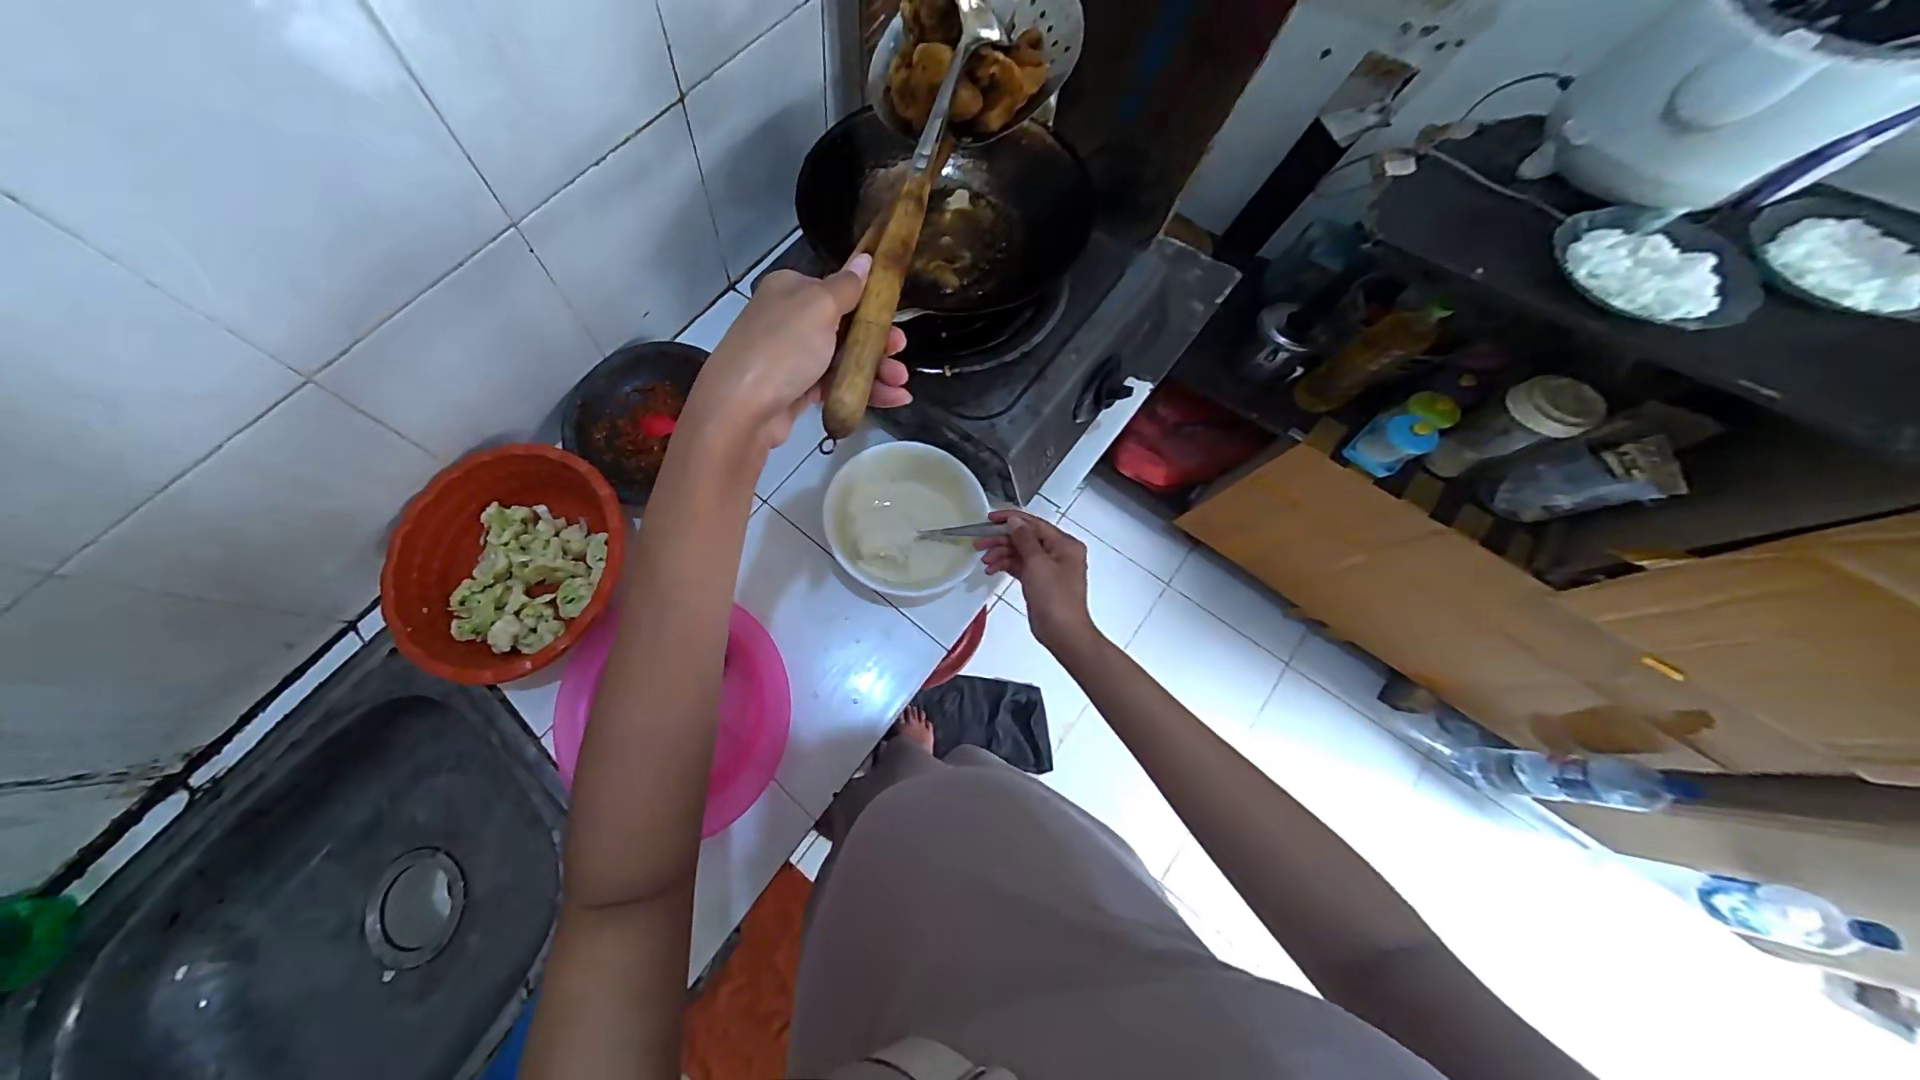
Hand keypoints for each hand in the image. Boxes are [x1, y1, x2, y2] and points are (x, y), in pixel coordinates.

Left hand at [682, 254, 911, 452]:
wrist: (742, 408)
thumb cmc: (783, 348)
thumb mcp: (819, 307)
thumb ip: (847, 286)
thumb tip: (866, 258)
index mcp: (792, 291)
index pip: (838, 291)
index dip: (870, 305)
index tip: (895, 318)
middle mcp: (791, 320)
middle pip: (845, 327)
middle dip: (878, 342)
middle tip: (900, 352)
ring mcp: (793, 357)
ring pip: (844, 359)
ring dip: (876, 371)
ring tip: (901, 383)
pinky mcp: (797, 389)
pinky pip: (837, 386)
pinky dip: (863, 391)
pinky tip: (892, 398)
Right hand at [975, 509, 1096, 650]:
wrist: (1063, 632)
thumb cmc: (1055, 598)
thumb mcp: (1038, 564)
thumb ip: (1025, 539)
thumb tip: (1015, 522)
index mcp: (1064, 544)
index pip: (1034, 524)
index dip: (1011, 519)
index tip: (990, 519)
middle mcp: (1058, 552)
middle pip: (1026, 538)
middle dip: (1002, 540)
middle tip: (979, 543)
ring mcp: (1049, 568)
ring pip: (1021, 552)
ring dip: (1002, 553)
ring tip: (984, 560)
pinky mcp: (1040, 581)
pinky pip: (1021, 566)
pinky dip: (1006, 566)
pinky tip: (991, 569)